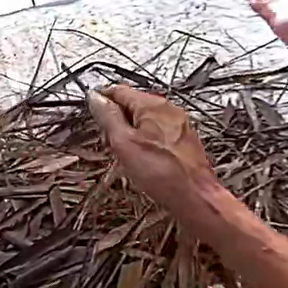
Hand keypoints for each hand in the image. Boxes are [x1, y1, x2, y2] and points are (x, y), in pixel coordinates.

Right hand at [88, 85, 220, 219]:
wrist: (195, 197)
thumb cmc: (162, 173)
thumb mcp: (123, 143)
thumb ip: (108, 117)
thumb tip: (95, 98)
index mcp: (153, 105)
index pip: (119, 90)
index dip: (101, 99)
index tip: (92, 112)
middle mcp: (169, 109)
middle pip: (133, 104)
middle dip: (116, 118)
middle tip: (108, 139)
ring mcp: (179, 124)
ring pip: (145, 119)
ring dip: (130, 130)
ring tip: (125, 152)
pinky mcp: (184, 139)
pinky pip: (158, 131)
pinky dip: (145, 139)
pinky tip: (143, 158)